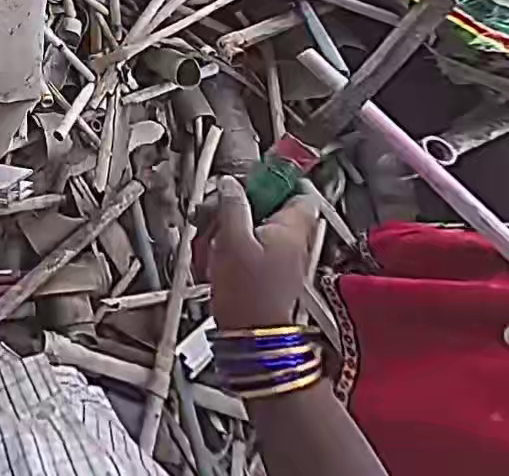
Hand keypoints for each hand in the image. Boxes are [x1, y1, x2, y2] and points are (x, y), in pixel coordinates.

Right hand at [206, 175, 319, 329]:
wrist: (250, 333)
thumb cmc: (247, 291)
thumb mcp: (233, 238)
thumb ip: (232, 205)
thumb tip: (230, 183)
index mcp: (291, 231)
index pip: (298, 193)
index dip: (275, 179)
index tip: (251, 175)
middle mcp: (292, 242)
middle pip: (271, 205)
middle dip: (241, 200)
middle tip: (219, 204)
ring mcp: (281, 256)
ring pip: (257, 221)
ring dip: (231, 218)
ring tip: (210, 226)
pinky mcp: (266, 268)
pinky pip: (250, 239)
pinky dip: (232, 236)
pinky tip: (214, 244)